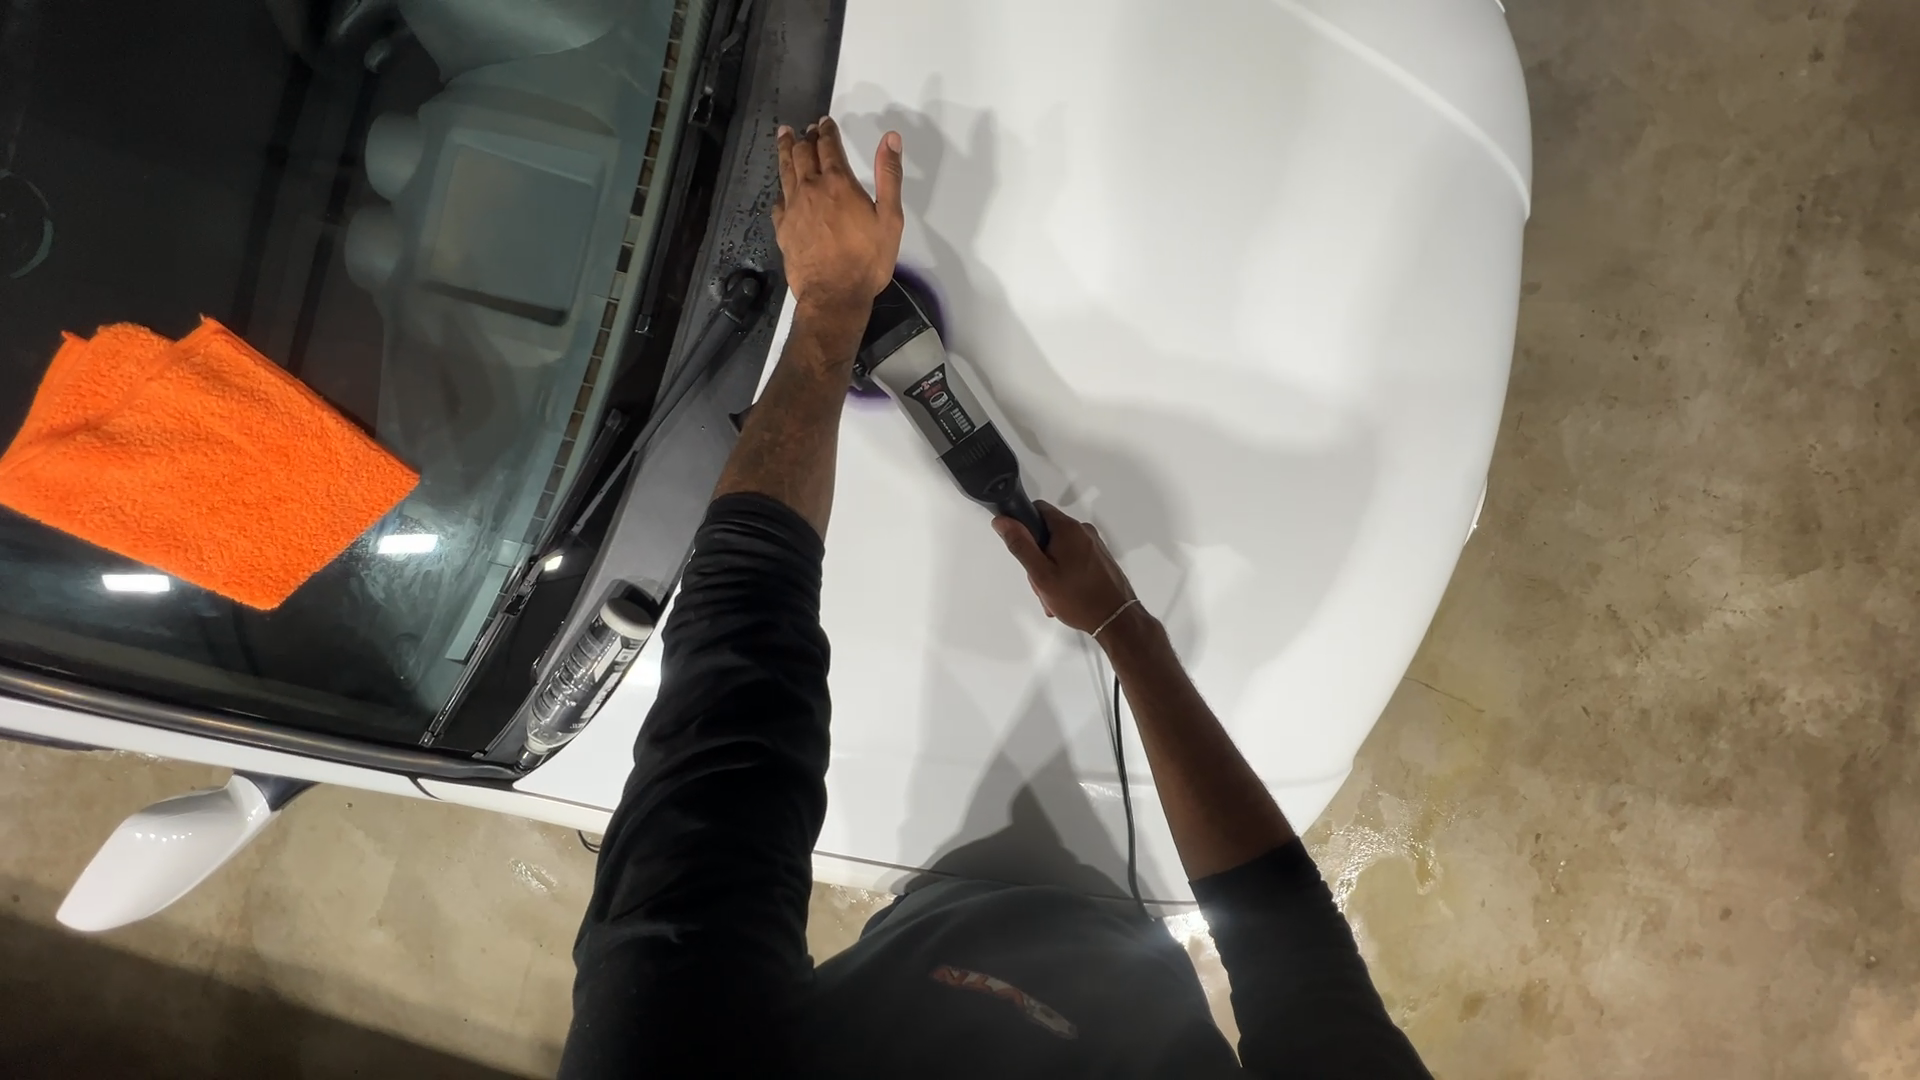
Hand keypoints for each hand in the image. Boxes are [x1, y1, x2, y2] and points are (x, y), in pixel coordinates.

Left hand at [773, 117, 903, 315]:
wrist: (834, 295)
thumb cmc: (866, 261)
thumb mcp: (890, 219)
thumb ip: (889, 177)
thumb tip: (890, 139)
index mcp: (838, 183)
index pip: (828, 146)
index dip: (826, 131)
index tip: (824, 122)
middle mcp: (810, 189)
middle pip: (801, 153)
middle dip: (804, 137)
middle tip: (805, 130)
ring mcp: (793, 209)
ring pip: (785, 171)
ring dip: (785, 150)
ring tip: (783, 137)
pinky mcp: (784, 230)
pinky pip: (778, 202)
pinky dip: (781, 190)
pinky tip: (782, 190)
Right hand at [992, 502, 1138, 634]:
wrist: (1116, 619)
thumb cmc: (1077, 598)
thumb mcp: (1040, 574)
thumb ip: (1020, 545)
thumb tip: (1002, 521)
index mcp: (1068, 528)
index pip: (1037, 509)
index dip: (1024, 525)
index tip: (1022, 549)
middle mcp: (1084, 530)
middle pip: (1049, 532)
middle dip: (1038, 556)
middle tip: (1040, 582)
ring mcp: (1094, 544)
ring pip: (1061, 548)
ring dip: (1051, 568)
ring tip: (1053, 595)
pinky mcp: (1101, 558)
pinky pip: (1074, 558)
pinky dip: (1066, 573)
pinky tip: (1066, 594)